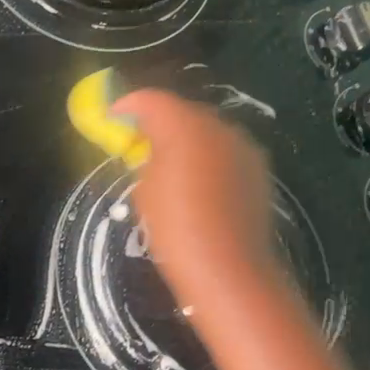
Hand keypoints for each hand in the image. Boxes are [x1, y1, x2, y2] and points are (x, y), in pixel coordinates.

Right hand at [112, 89, 285, 300]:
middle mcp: (218, 127)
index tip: (112, 117)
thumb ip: (145, 158)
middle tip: (139, 142)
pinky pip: (225, 152)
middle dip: (160, 122)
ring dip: (187, 140)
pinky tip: (198, 182)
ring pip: (208, 132)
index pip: (151, 100)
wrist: (228, 270)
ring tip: (168, 164)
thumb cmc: (175, 230)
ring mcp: (243, 147)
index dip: (128, 105)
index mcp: (184, 127)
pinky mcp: (258, 169)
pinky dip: (208, 158)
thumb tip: (149, 151)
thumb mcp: (144, 191)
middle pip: (183, 111)